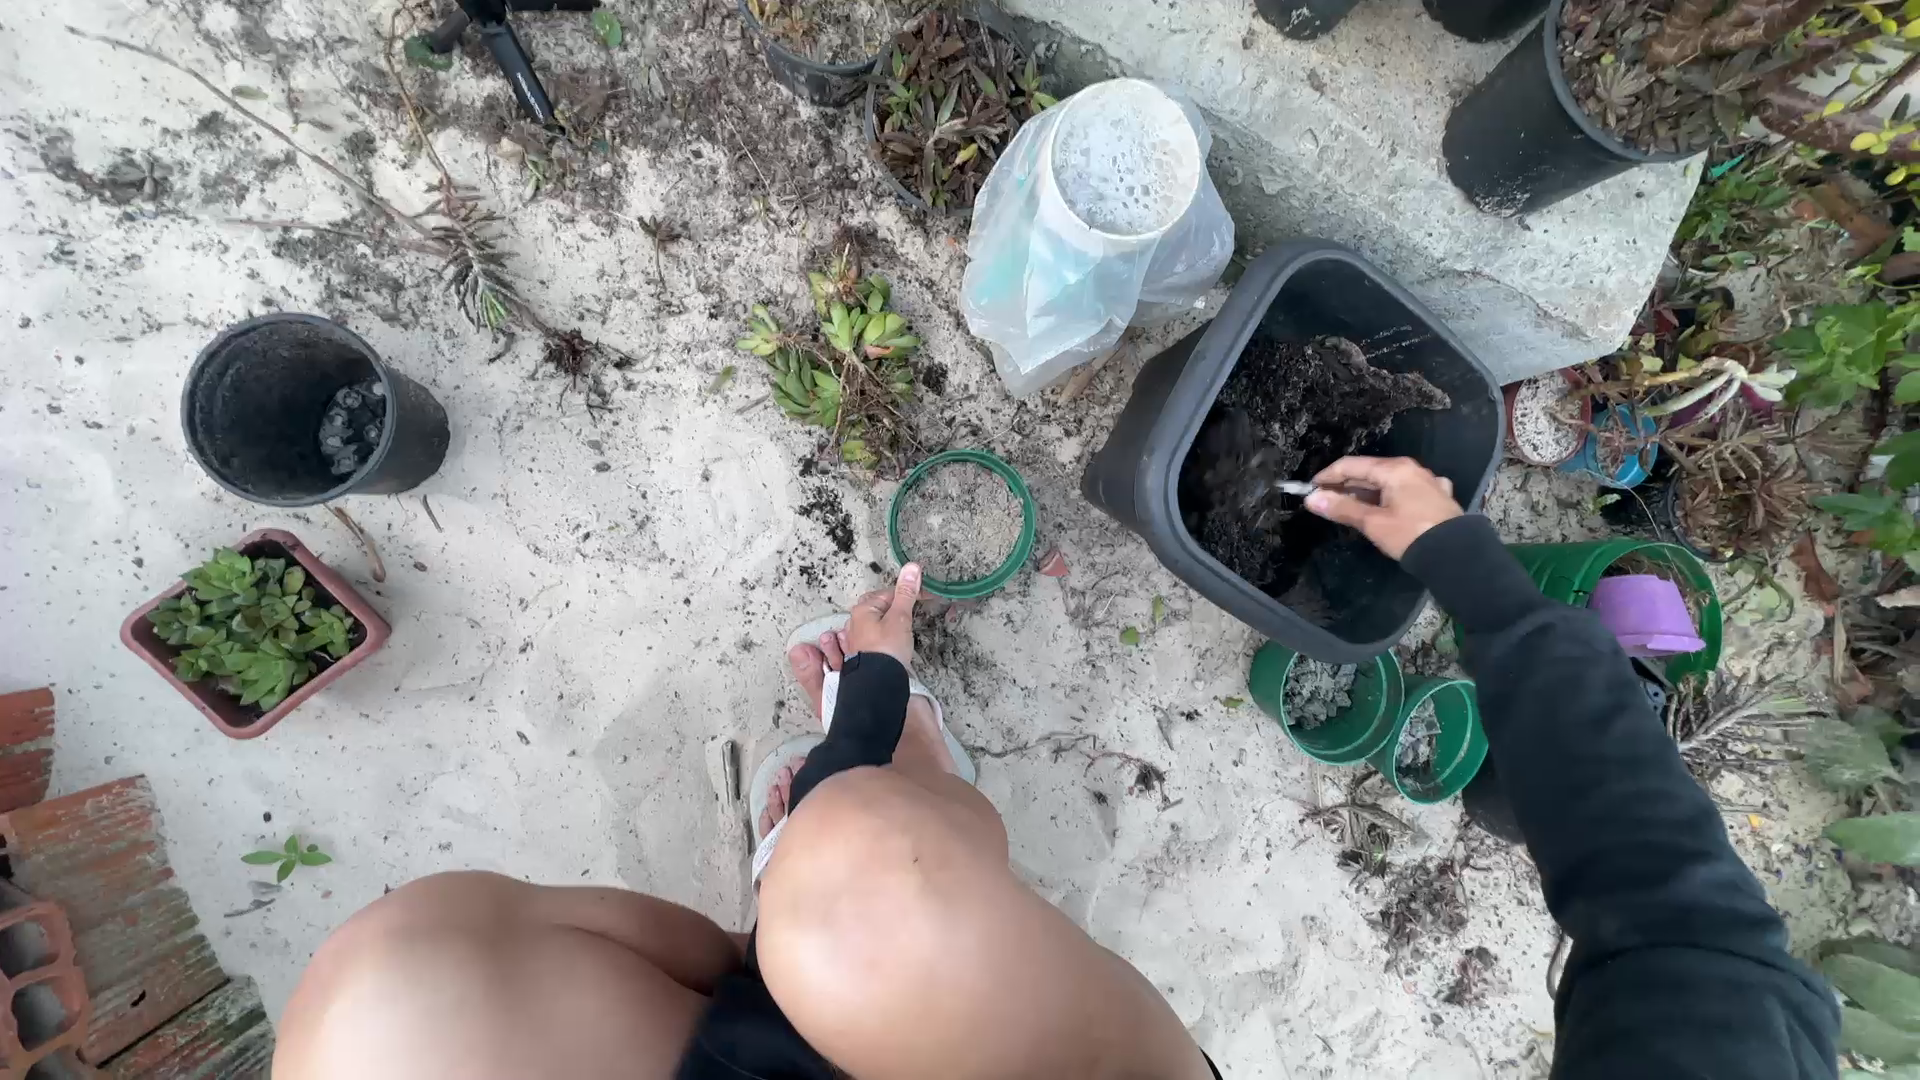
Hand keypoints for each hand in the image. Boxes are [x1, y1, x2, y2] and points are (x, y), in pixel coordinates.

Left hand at [844, 564, 922, 667]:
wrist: (878, 683)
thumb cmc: (887, 649)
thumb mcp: (900, 617)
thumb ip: (906, 593)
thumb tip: (912, 567)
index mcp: (863, 610)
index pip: (888, 594)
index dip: (907, 594)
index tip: (924, 597)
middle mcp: (855, 623)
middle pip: (878, 608)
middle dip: (894, 607)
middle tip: (911, 612)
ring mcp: (856, 641)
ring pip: (874, 624)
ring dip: (887, 623)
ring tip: (902, 629)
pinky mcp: (862, 655)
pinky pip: (872, 639)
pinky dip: (883, 638)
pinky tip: (891, 644)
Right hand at [1304, 456, 1461, 559]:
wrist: (1457, 555)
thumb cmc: (1410, 534)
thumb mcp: (1372, 522)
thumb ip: (1341, 508)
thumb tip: (1312, 499)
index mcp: (1394, 470)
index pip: (1351, 465)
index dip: (1327, 476)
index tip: (1309, 490)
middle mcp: (1411, 470)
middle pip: (1369, 472)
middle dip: (1344, 485)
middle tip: (1324, 501)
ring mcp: (1426, 483)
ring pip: (1386, 482)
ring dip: (1364, 492)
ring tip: (1347, 507)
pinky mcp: (1435, 498)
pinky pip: (1403, 491)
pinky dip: (1386, 497)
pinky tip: (1384, 508)